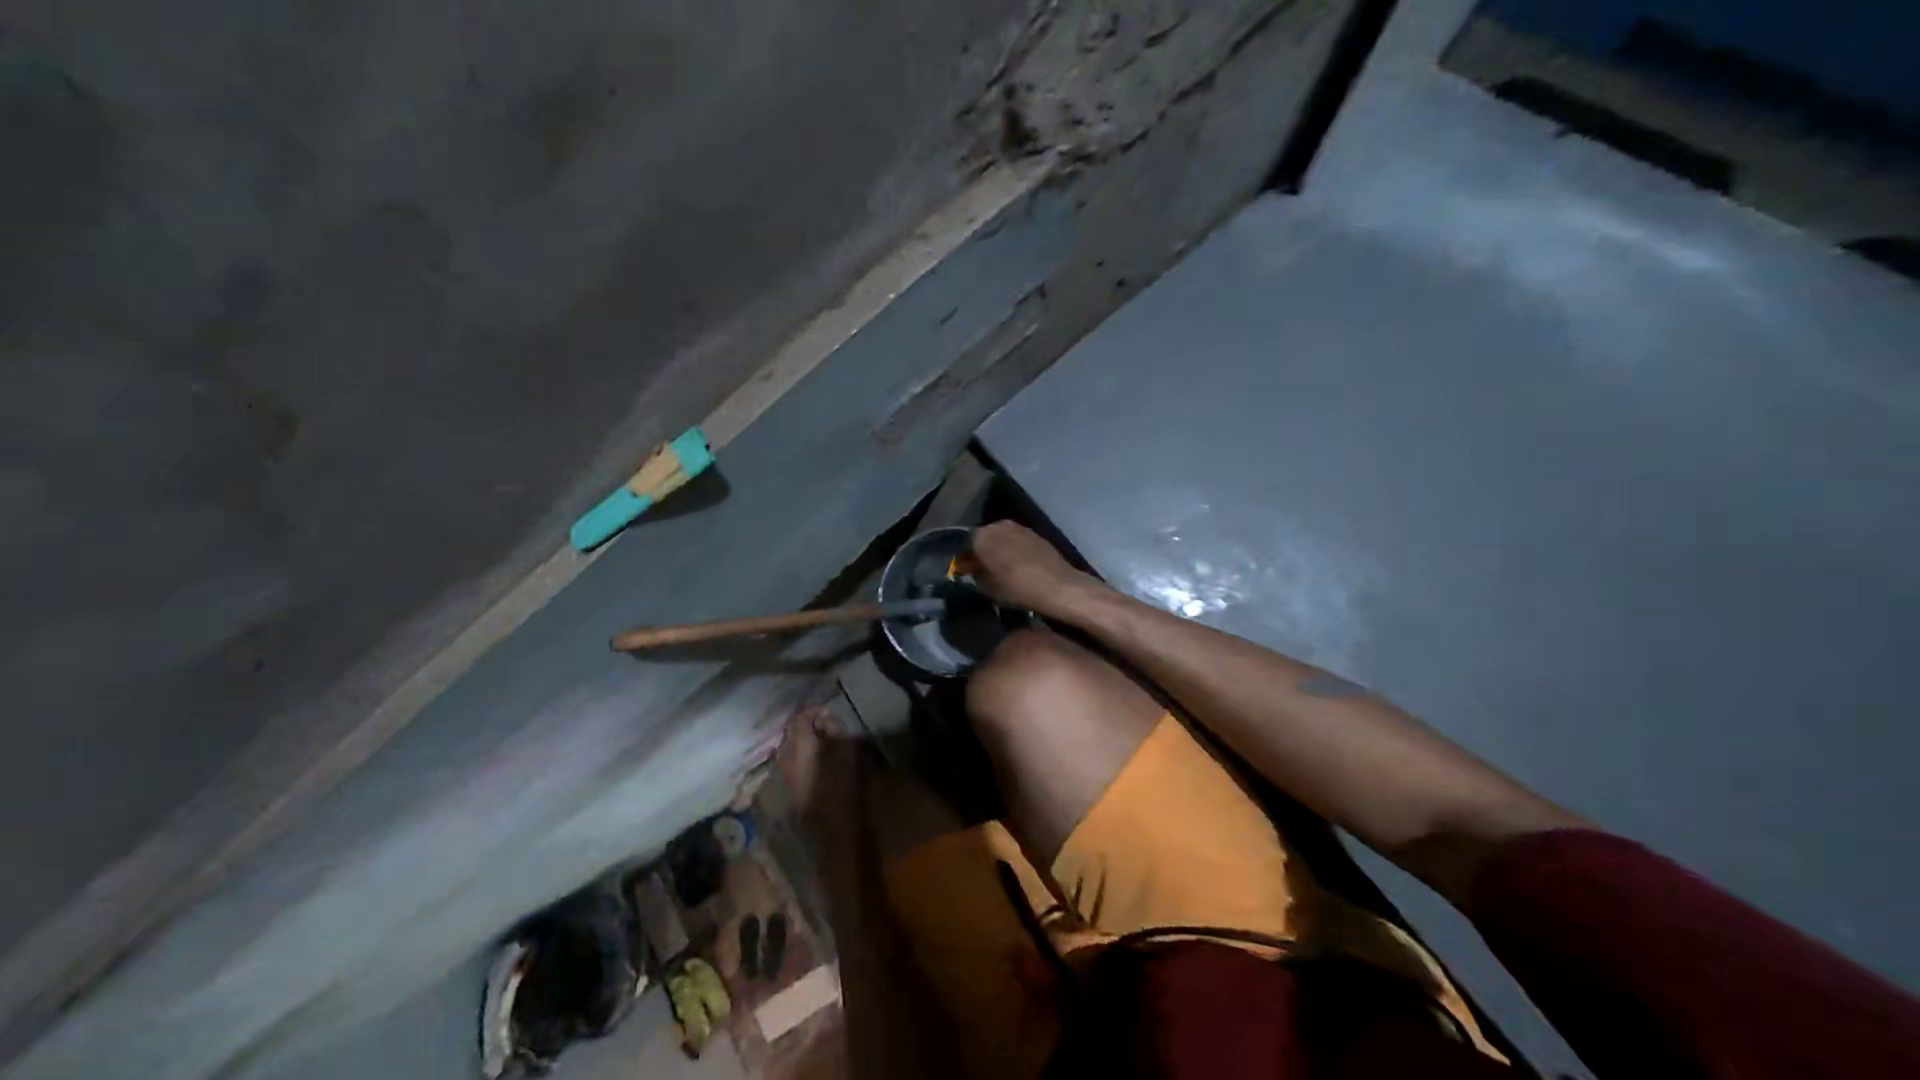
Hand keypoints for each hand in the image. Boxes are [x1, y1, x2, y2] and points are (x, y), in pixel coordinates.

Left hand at [774, 706, 865, 843]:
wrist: (833, 850)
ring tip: (821, 757)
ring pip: (785, 758)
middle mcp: (780, 763)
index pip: (799, 720)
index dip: (814, 713)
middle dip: (806, 733)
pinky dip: (796, 771)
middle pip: (789, 738)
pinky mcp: (774, 804)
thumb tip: (826, 720)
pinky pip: (784, 777)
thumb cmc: (847, 800)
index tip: (830, 714)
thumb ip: (837, 733)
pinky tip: (811, 779)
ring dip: (801, 752)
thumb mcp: (851, 757)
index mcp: (798, 750)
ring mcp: (774, 785)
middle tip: (827, 735)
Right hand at [968, 522, 1102, 616]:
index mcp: (980, 536)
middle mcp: (997, 525)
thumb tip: (972, 569)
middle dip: (980, 551)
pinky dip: (1012, 548)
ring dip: (997, 549)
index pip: (962, 544)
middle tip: (981, 569)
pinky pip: (1015, 539)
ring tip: (1000, 567)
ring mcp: (1018, 526)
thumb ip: (974, 575)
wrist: (1057, 586)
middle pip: (982, 537)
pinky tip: (1017, 564)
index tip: (964, 571)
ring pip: (999, 536)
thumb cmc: (1016, 589)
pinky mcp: (1034, 532)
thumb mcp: (986, 588)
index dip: (962, 559)